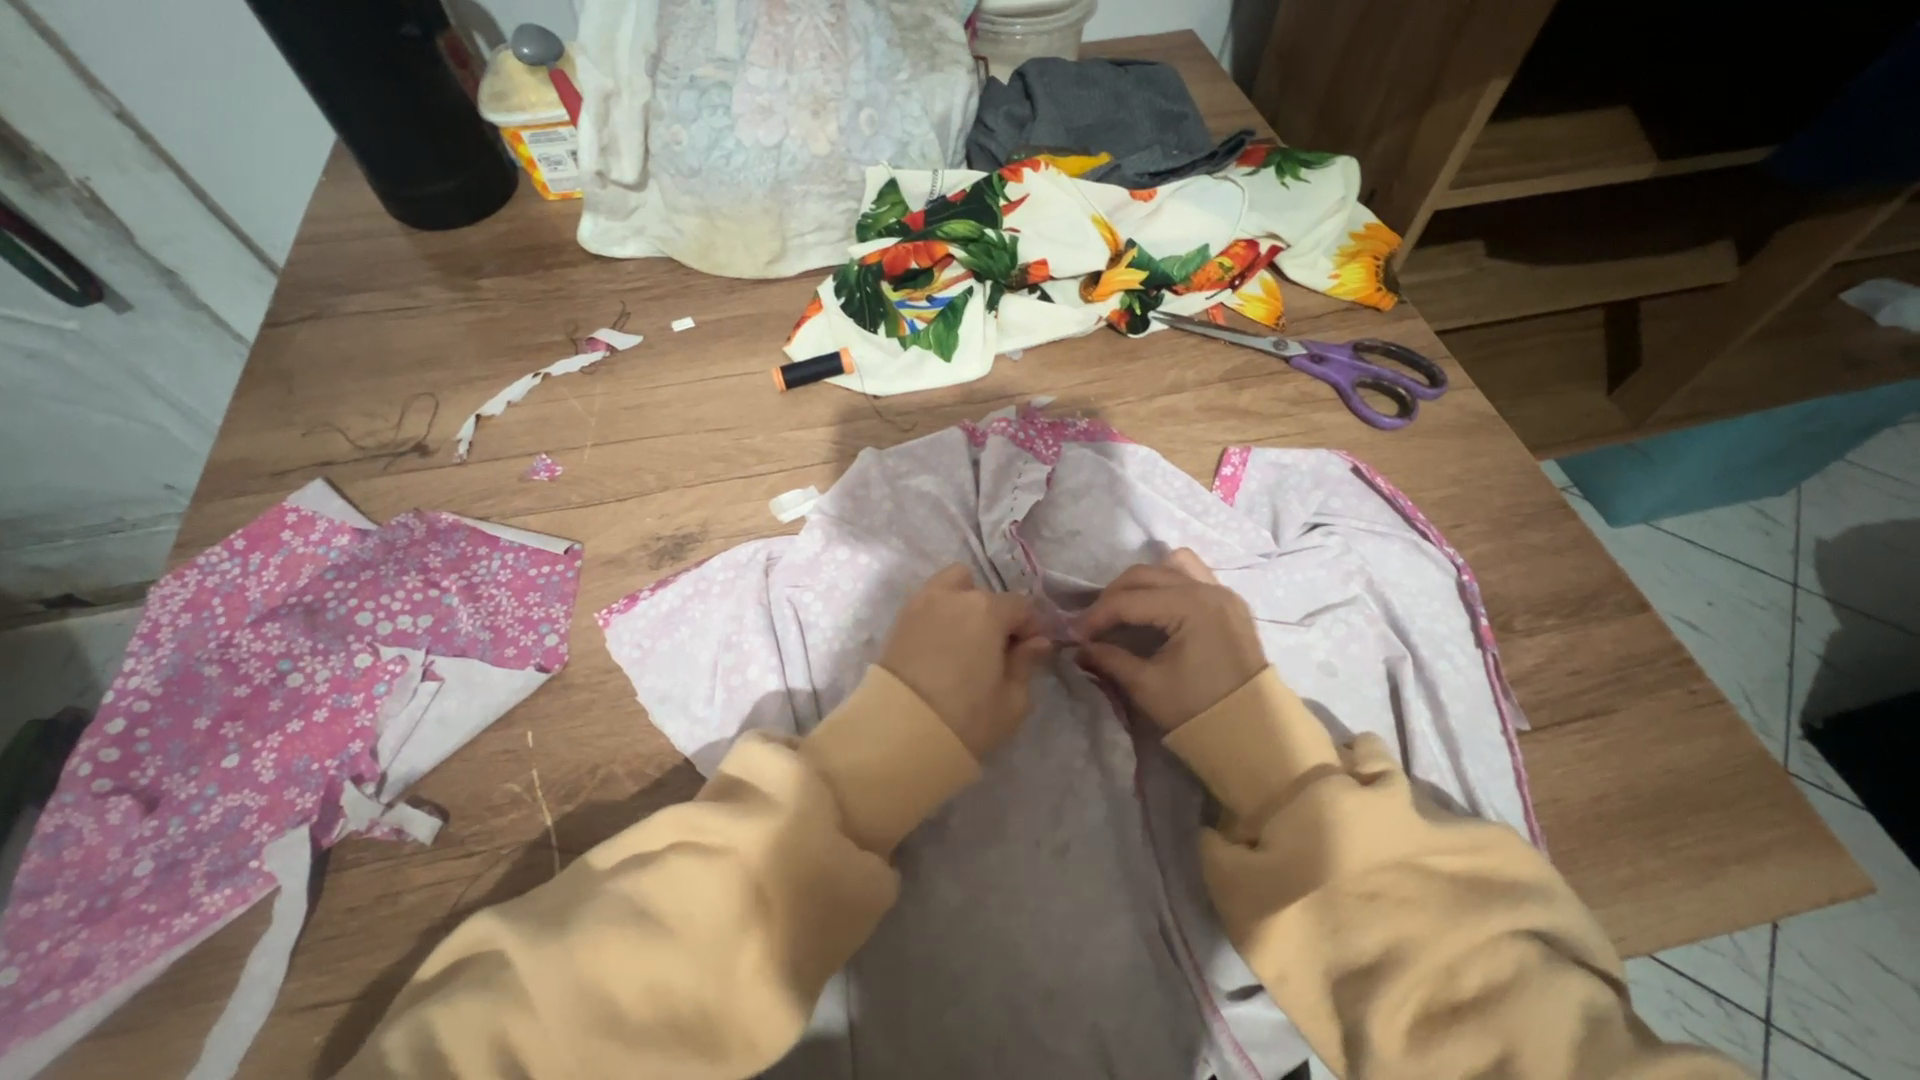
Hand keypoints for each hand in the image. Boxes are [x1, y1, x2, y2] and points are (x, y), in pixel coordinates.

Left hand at [879, 565, 1052, 759]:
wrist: (900, 732)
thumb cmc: (966, 718)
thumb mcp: (1012, 700)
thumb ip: (1026, 664)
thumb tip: (1036, 642)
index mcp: (987, 610)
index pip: (1021, 607)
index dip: (1031, 628)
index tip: (1030, 651)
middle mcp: (954, 596)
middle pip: (985, 594)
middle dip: (996, 615)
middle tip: (996, 649)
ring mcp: (921, 604)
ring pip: (951, 586)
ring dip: (964, 604)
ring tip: (965, 641)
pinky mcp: (898, 621)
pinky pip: (927, 604)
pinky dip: (940, 614)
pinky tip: (943, 646)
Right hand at [1073, 549, 1266, 732]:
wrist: (1253, 732)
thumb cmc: (1198, 710)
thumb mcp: (1147, 686)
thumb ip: (1109, 659)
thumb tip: (1080, 648)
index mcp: (1190, 606)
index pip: (1128, 600)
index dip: (1095, 616)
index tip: (1072, 634)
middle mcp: (1208, 589)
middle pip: (1145, 575)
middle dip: (1112, 597)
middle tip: (1092, 624)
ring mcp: (1222, 592)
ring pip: (1169, 567)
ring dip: (1140, 584)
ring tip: (1123, 611)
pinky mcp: (1229, 603)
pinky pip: (1192, 575)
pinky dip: (1168, 583)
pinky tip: (1154, 607)